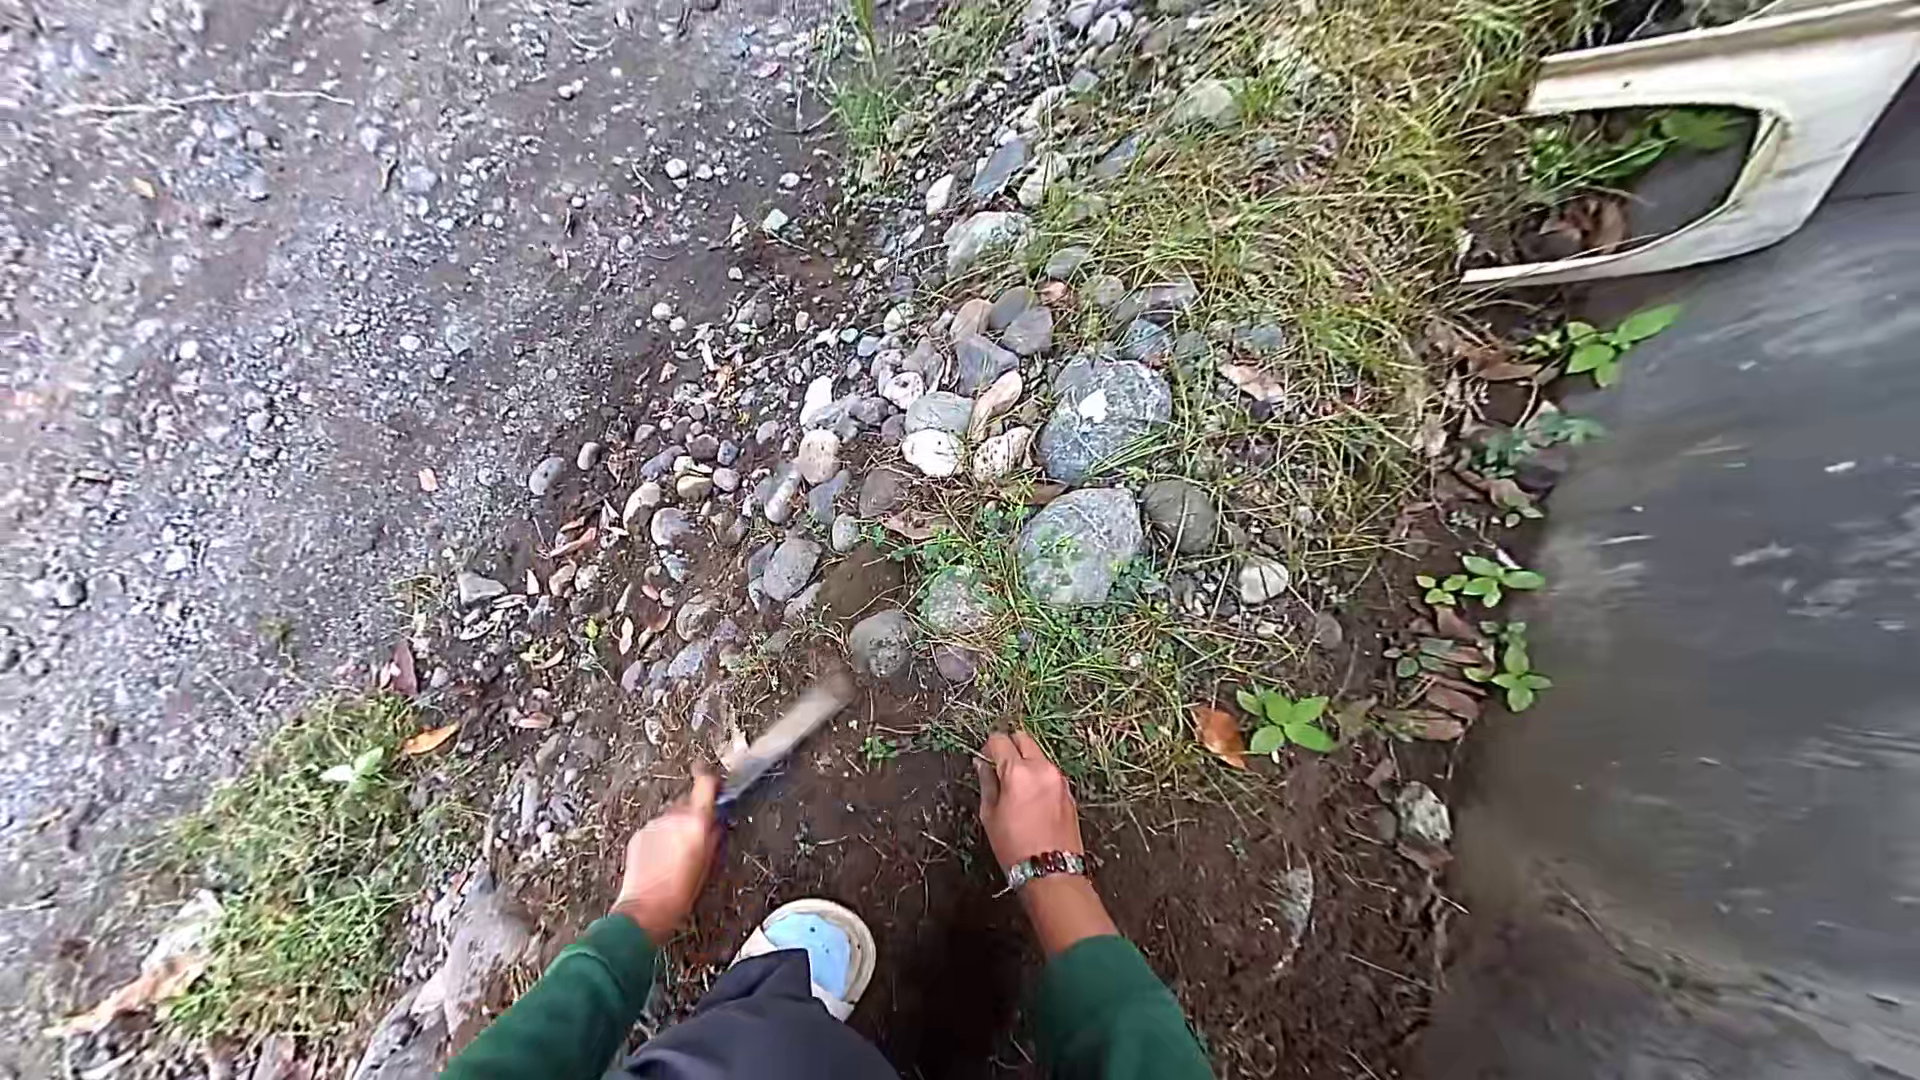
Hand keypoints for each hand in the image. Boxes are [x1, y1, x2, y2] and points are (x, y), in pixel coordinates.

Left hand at [610, 771, 719, 943]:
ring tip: (677, 853)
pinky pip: (656, 827)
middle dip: (694, 813)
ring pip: (672, 815)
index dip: (712, 782)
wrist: (644, 910)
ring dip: (677, 825)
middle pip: (689, 801)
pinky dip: (661, 836)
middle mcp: (675, 816)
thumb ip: (714, 834)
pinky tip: (662, 857)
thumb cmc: (680, 892)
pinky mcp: (639, 834)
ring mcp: (655, 824)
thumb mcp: (709, 862)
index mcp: (696, 821)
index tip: (715, 785)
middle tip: (697, 835)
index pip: (706, 783)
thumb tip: (717, 822)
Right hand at [976, 731, 1115, 954]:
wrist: (1052, 872)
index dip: (988, 748)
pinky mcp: (1068, 789)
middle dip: (1009, 746)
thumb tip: (982, 764)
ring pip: (1037, 752)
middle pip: (1022, 737)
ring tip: (1016, 785)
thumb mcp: (990, 815)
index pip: (999, 740)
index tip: (985, 759)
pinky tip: (1031, 795)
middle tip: (999, 766)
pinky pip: (1049, 770)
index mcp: (1017, 772)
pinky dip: (1038, 773)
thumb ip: (986, 782)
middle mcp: (1040, 767)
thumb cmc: (1015, 848)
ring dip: (1025, 759)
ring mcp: (1057, 777)